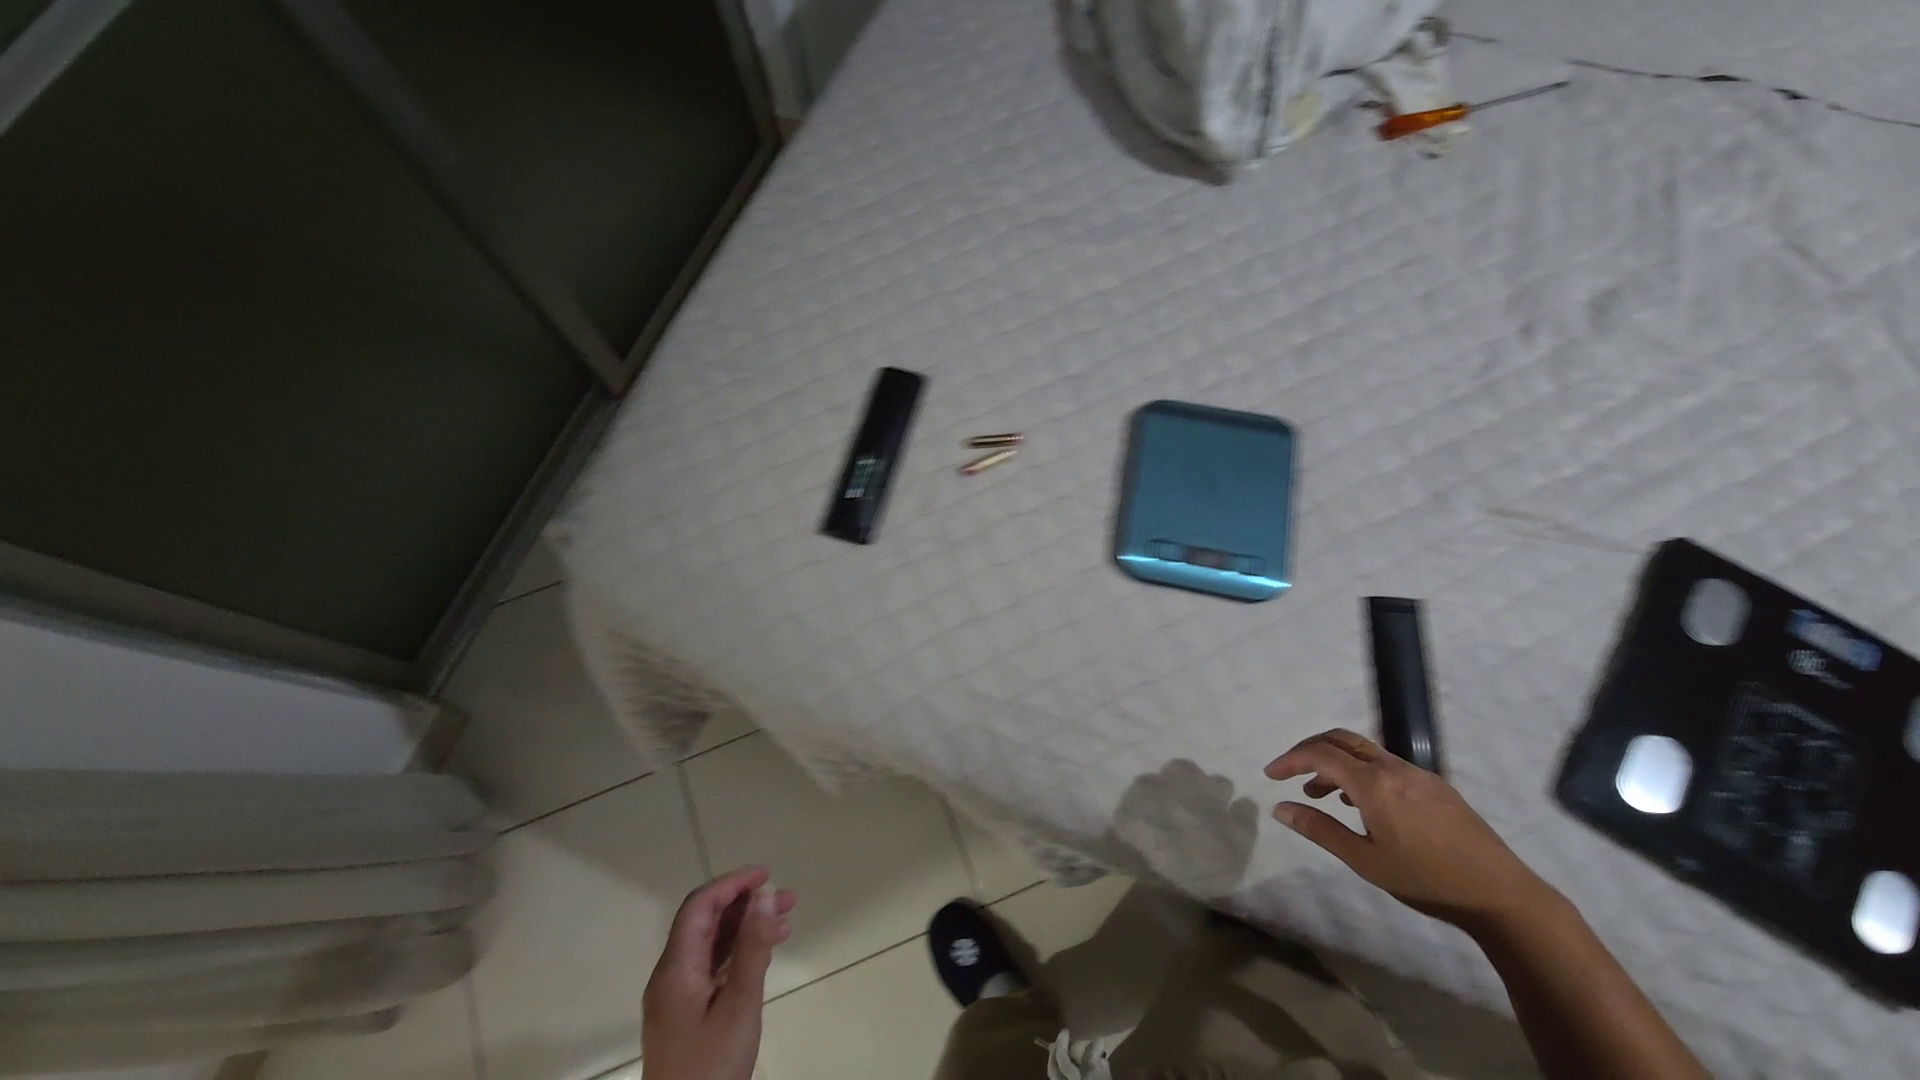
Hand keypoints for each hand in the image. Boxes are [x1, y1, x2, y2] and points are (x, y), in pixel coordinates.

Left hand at [642, 865, 796, 1079]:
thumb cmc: (712, 1066)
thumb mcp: (739, 1004)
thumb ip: (752, 947)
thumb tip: (765, 894)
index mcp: (675, 968)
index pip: (699, 907)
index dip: (732, 884)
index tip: (767, 875)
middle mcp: (670, 976)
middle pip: (704, 923)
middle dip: (745, 903)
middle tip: (788, 898)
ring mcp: (676, 998)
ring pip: (710, 946)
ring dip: (745, 928)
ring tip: (786, 923)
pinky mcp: (686, 1016)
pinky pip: (711, 969)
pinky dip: (738, 955)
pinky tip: (764, 956)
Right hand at [1265, 729, 1552, 929]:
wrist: (1499, 893)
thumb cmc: (1425, 880)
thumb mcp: (1364, 860)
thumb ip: (1319, 829)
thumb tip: (1280, 808)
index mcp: (1373, 784)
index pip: (1320, 754)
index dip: (1290, 759)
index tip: (1270, 775)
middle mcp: (1394, 768)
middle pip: (1341, 740)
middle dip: (1310, 751)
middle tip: (1289, 773)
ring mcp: (1419, 774)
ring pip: (1365, 752)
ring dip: (1336, 763)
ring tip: (1320, 795)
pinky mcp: (1436, 786)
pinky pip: (1387, 765)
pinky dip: (1361, 773)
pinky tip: (1361, 804)